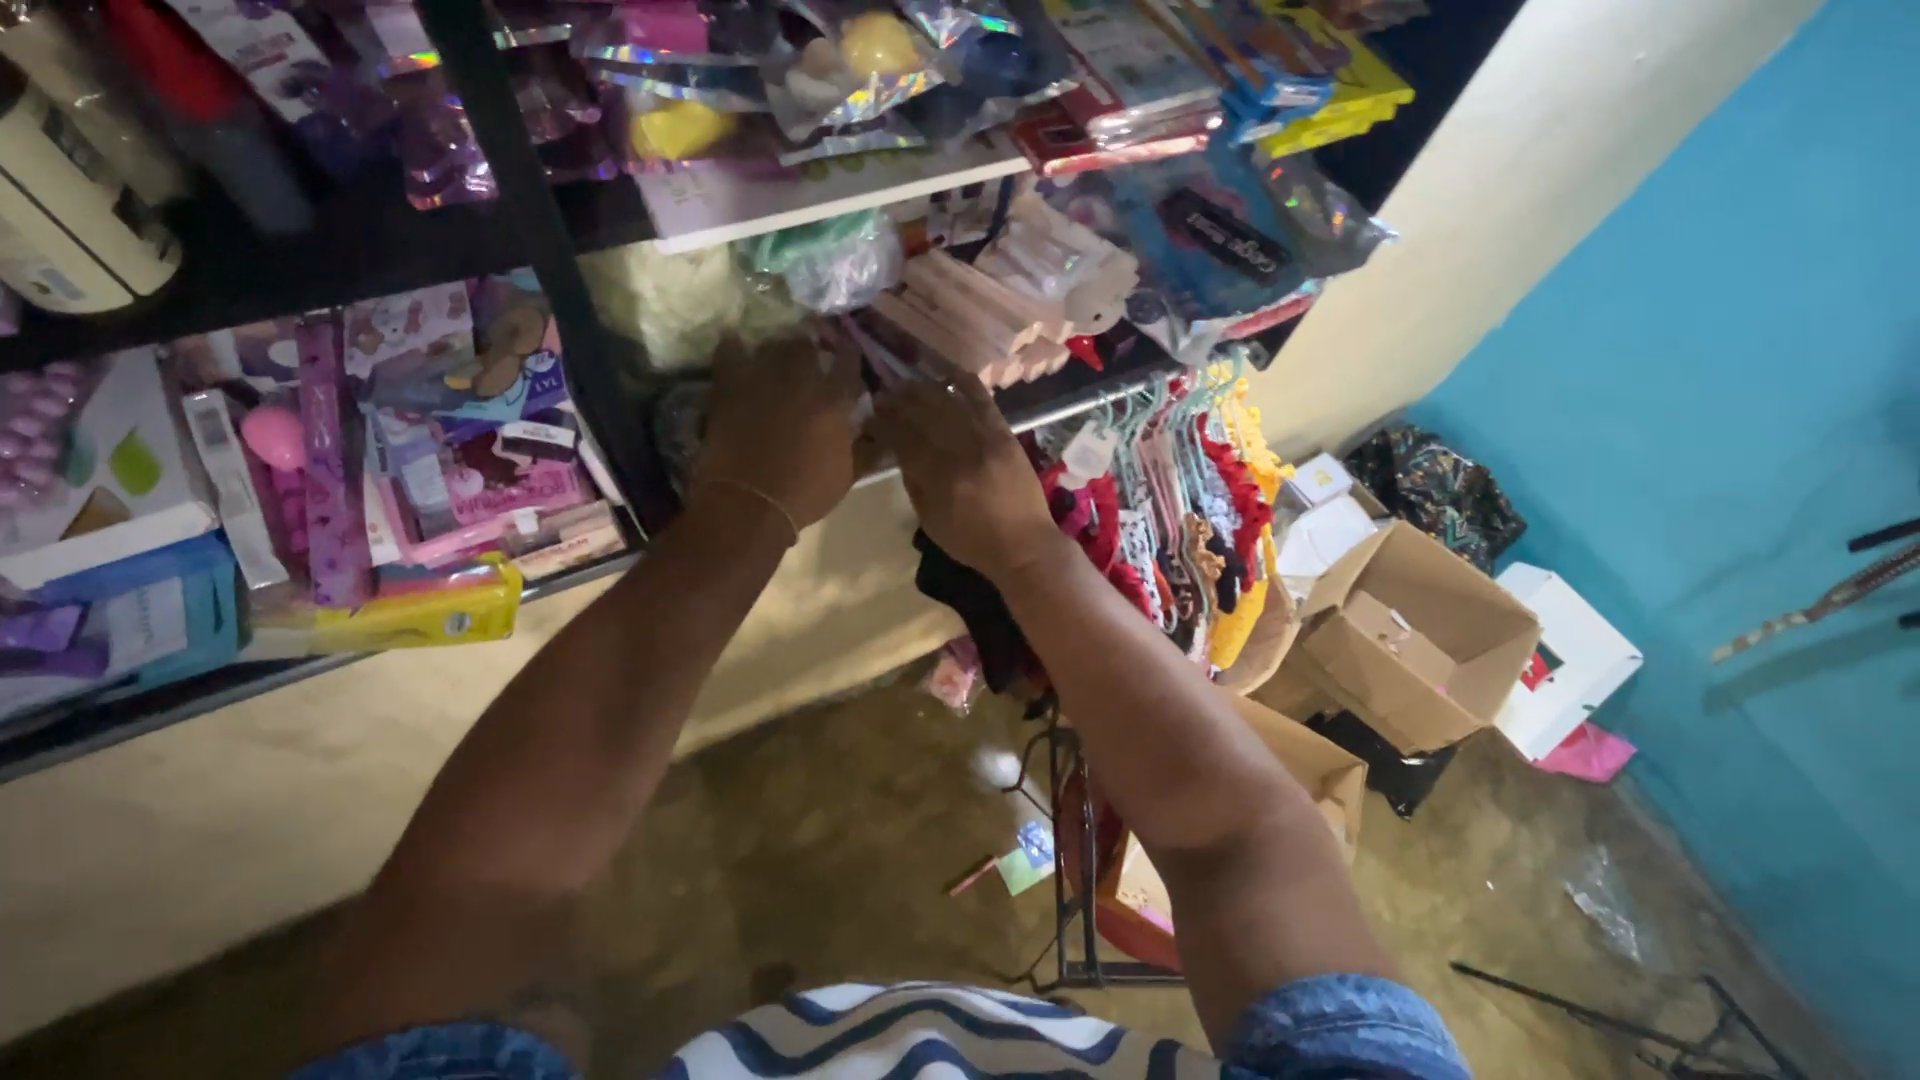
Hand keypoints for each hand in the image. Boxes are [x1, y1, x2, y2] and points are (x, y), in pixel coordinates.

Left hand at [695, 325, 862, 538]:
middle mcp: (800, 381)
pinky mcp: (729, 388)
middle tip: (807, 357)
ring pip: (771, 346)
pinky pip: (729, 354)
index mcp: (833, 402)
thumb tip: (881, 433)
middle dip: (809, 349)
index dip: (848, 355)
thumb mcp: (847, 476)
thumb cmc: (805, 494)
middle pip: (806, 347)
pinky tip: (735, 345)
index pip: (847, 364)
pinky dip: (732, 348)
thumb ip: (866, 449)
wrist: (750, 504)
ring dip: (776, 350)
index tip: (848, 353)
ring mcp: (761, 380)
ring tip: (775, 356)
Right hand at [868, 369, 1063, 582]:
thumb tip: (900, 453)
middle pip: (924, 416)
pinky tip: (948, 373)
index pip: (903, 440)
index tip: (871, 415)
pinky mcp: (1005, 435)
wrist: (1024, 544)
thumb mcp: (931, 521)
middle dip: (900, 402)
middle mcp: (961, 452)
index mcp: (939, 478)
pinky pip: (984, 402)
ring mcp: (986, 440)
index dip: (884, 424)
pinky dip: (966, 384)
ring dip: (925, 390)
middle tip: (885, 394)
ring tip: (908, 384)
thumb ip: (914, 484)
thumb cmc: (973, 541)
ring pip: (950, 404)